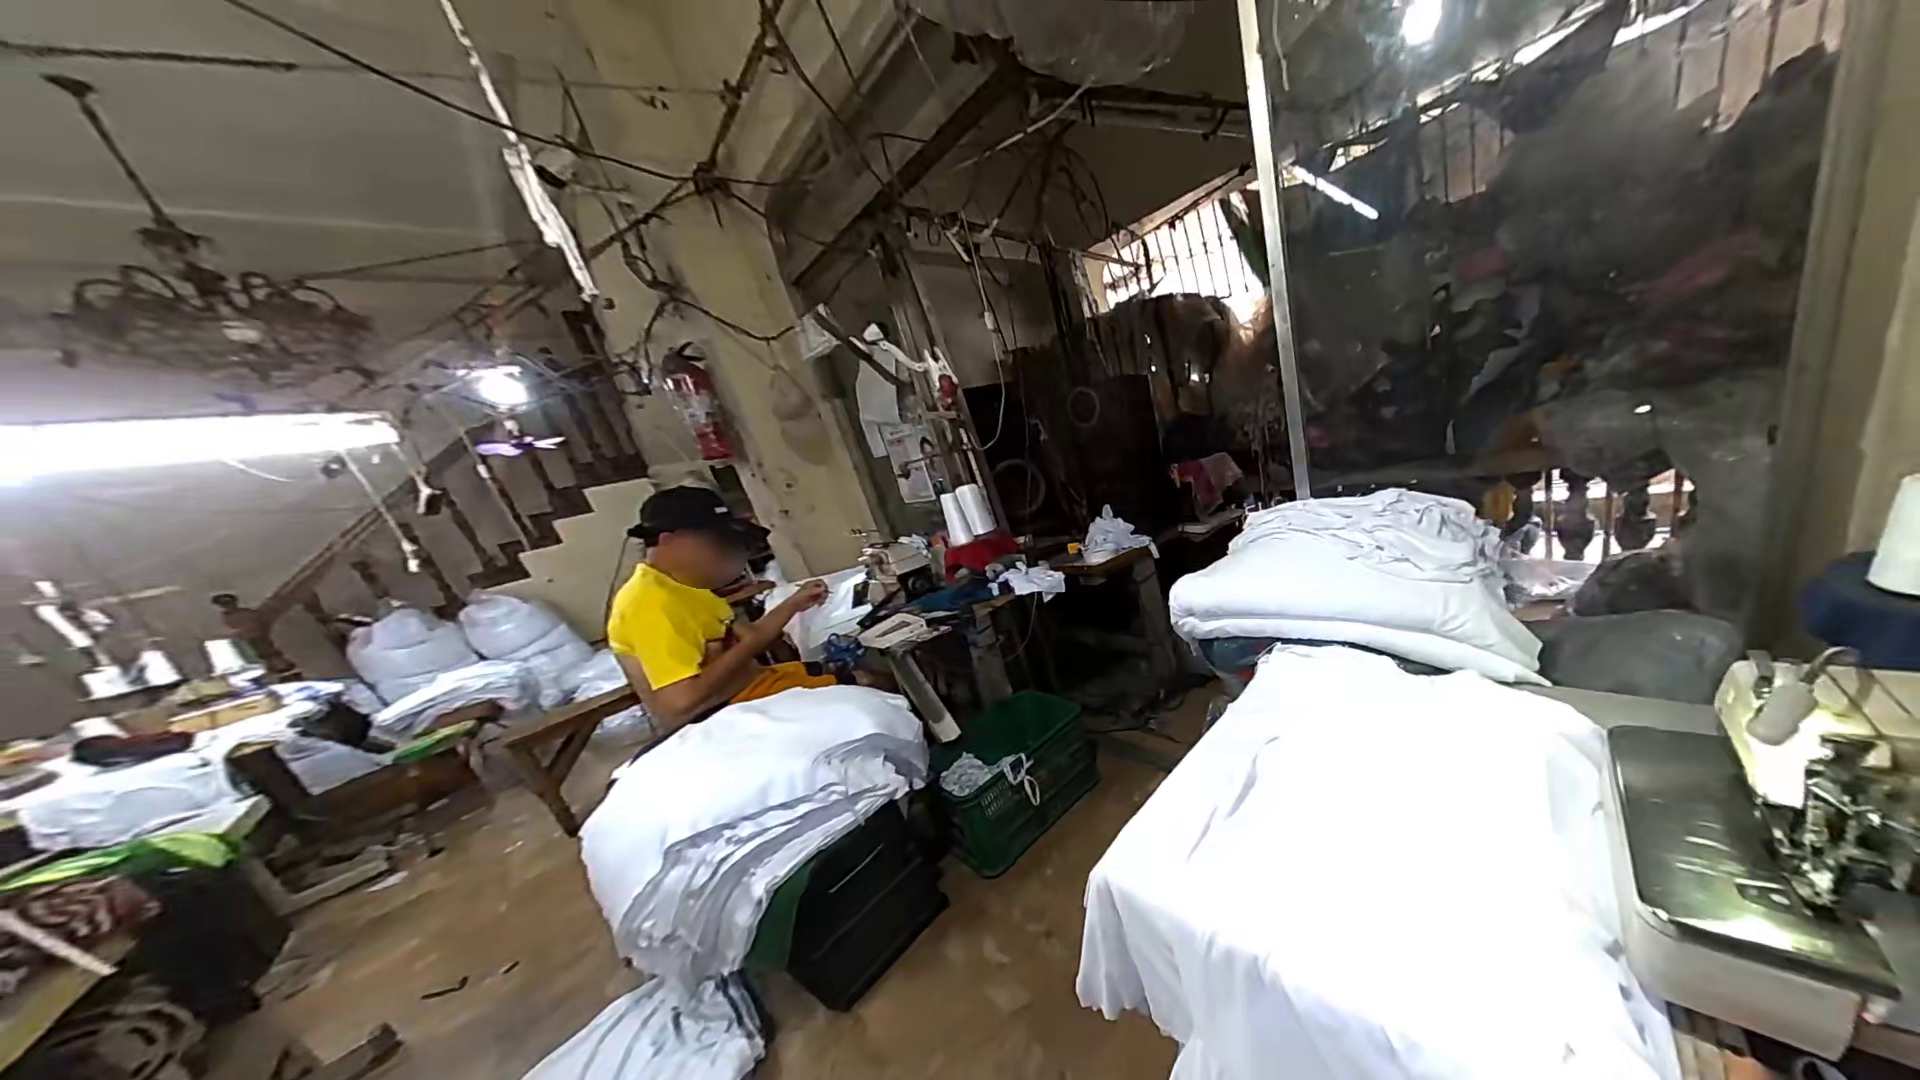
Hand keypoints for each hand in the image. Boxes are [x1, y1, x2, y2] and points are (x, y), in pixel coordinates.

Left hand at [789, 579, 829, 611]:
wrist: (795, 605)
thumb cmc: (800, 597)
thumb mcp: (808, 591)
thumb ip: (817, 589)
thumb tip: (824, 588)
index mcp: (811, 584)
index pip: (821, 582)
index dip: (824, 585)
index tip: (825, 590)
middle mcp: (814, 588)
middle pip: (823, 588)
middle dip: (824, 592)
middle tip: (823, 597)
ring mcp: (814, 594)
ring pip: (823, 594)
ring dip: (824, 598)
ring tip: (820, 601)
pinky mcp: (814, 600)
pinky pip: (821, 599)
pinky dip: (822, 601)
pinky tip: (819, 604)